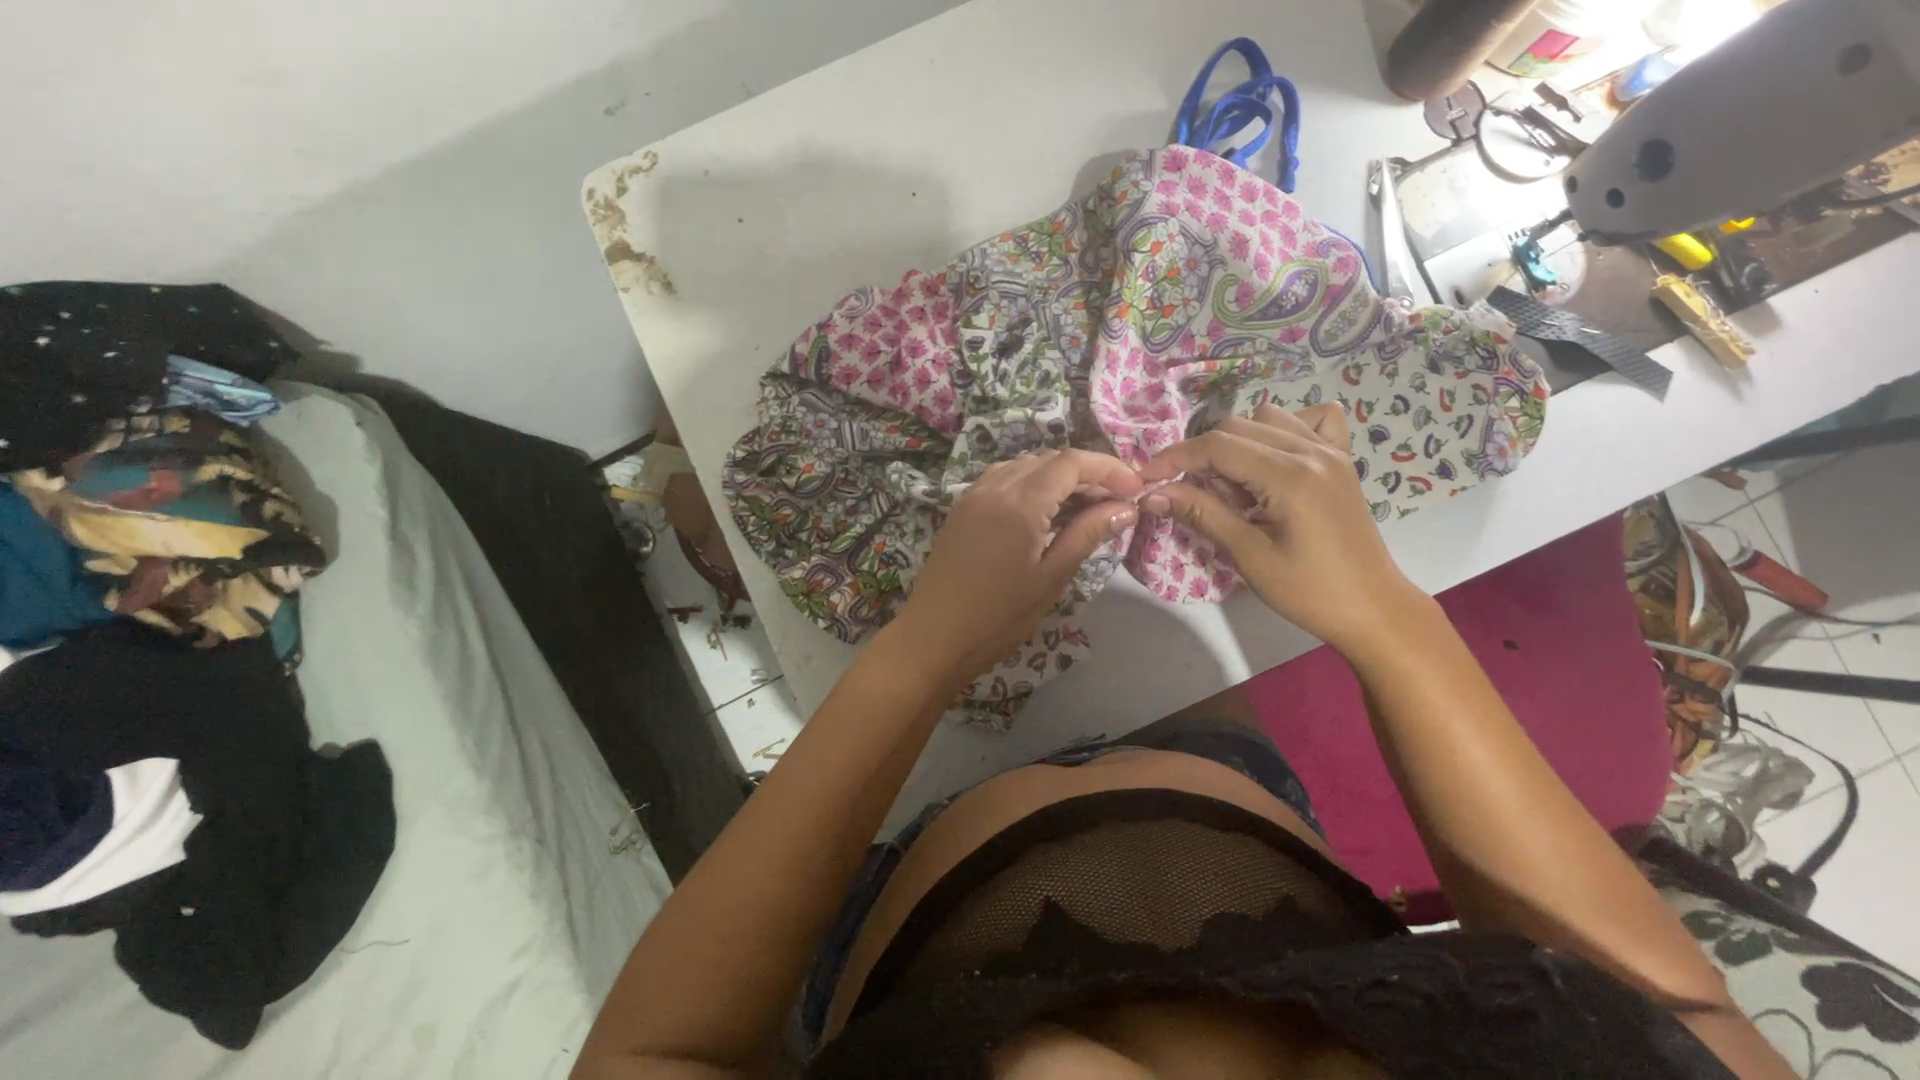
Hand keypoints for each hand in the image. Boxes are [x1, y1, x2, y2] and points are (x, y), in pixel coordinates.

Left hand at [887, 449, 1141, 682]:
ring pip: (1026, 466)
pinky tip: (1046, 510)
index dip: (1109, 469)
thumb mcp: (1051, 577)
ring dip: (1059, 477)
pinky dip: (1031, 484)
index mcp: (1020, 502)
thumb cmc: (998, 617)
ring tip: (1086, 507)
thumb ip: (1087, 534)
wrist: (934, 638)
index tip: (1135, 491)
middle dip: (1087, 473)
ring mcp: (974, 495)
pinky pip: (1004, 479)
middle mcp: (995, 486)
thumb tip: (1125, 508)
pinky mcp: (962, 508)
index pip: (1072, 462)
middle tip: (1116, 502)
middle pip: (1050, 459)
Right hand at [1138, 403, 1429, 654]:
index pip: (1217, 446)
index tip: (1145, 479)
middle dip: (1203, 455)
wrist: (1372, 607)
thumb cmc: (1310, 591)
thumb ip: (1203, 514)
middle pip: (1237, 426)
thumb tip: (1153, 494)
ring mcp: (1331, 451)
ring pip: (1267, 418)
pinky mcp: (1341, 460)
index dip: (1174, 458)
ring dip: (1238, 442)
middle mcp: (1312, 450)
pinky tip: (1275, 461)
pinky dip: (1283, 430)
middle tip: (1196, 497)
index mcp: (1290, 475)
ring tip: (1237, 487)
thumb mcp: (1249, 556)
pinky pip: (1311, 420)